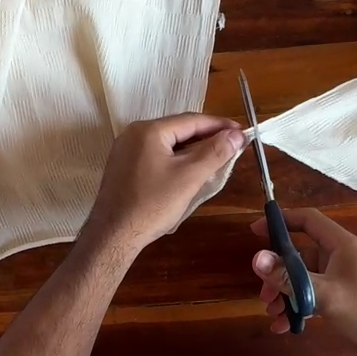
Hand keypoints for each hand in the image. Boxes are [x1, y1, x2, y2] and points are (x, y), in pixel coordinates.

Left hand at [85, 113, 245, 251]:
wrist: (114, 235)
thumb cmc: (152, 205)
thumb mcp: (189, 177)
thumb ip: (215, 152)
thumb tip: (236, 134)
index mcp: (149, 130)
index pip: (192, 120)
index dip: (220, 126)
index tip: (242, 133)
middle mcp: (134, 133)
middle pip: (178, 130)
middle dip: (206, 139)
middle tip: (231, 149)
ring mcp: (125, 150)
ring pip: (167, 144)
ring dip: (191, 151)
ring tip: (214, 162)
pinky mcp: (123, 167)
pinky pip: (155, 156)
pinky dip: (174, 161)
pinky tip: (187, 174)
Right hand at [251, 208, 356, 351]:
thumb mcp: (325, 294)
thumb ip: (289, 277)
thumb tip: (256, 259)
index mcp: (341, 246)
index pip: (308, 221)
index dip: (281, 221)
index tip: (255, 232)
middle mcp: (341, 258)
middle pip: (300, 255)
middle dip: (278, 273)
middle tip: (264, 294)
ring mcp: (343, 279)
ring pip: (304, 279)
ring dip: (285, 295)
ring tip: (273, 314)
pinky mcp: (344, 299)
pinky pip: (313, 297)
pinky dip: (298, 308)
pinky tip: (285, 326)